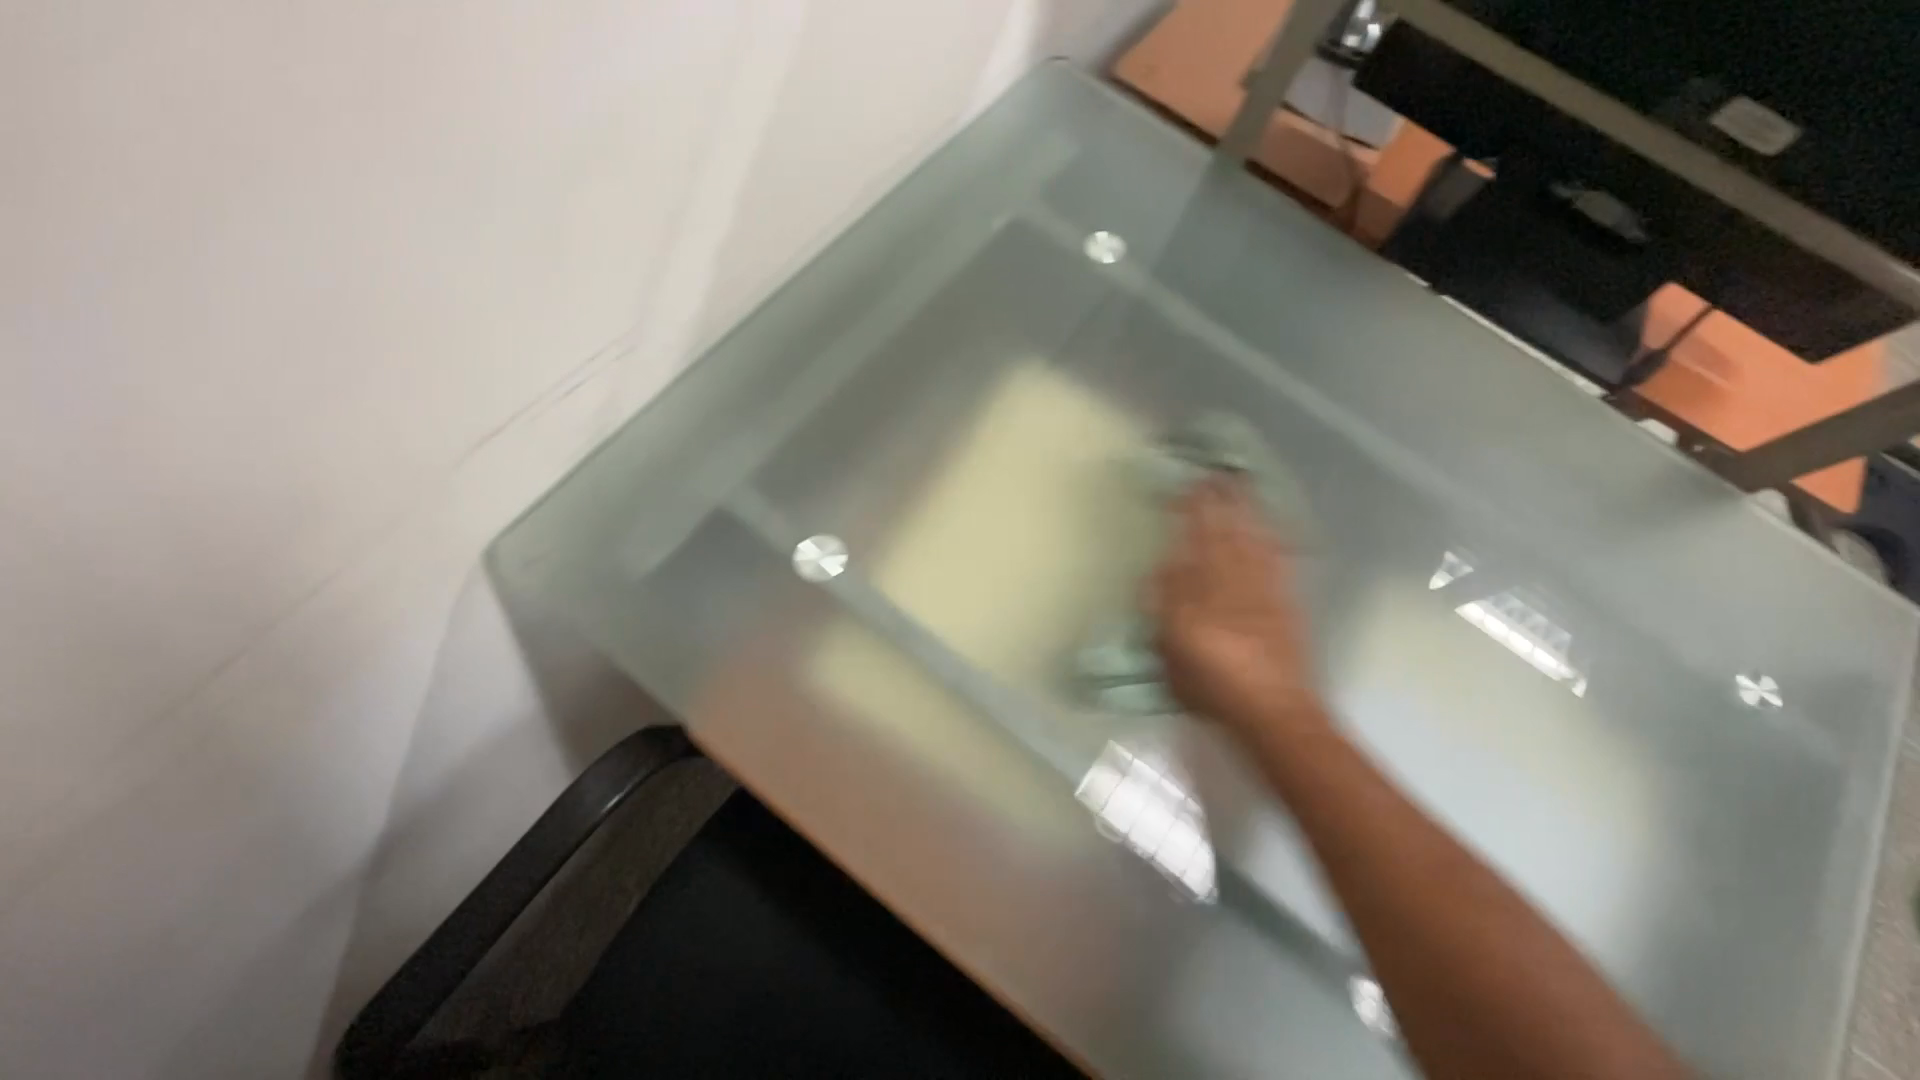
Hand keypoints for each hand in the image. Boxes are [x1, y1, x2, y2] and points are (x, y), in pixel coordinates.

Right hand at [1150, 476, 1325, 741]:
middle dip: (1221, 500)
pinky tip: (1270, 526)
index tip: (1186, 485)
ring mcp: (1265, 589)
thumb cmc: (1212, 688)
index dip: (1191, 511)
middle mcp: (1235, 582)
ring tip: (1240, 486)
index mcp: (1202, 593)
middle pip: (1227, 532)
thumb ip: (1166, 608)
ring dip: (1246, 509)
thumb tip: (1165, 568)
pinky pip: (1277, 557)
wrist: (1273, 712)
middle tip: (1216, 471)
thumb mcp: (1170, 653)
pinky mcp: (1287, 601)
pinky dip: (1271, 537)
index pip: (1194, 540)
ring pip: (1253, 538)